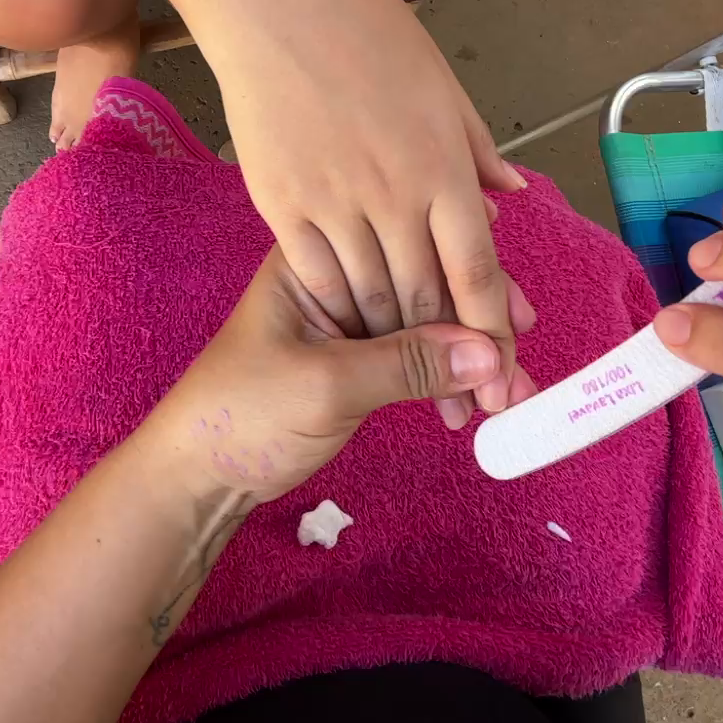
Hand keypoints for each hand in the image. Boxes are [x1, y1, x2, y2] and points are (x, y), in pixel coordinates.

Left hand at [144, 248, 535, 503]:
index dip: (466, 281)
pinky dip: (452, 375)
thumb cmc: (243, 413)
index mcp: (319, 257)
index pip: (406, 250)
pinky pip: (418, 355)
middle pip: (426, 284)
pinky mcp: (362, 356)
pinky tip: (483, 397)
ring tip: (515, 391)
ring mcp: (353, 319)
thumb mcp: (324, 385)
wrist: (201, 473)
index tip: (514, 319)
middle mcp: (342, 276)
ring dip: (473, 354)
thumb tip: (489, 354)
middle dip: (479, 321)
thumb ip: (404, 364)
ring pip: (429, 322)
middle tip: (522, 359)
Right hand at [212, 0, 535, 427]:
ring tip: (419, 401)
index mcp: (440, 163)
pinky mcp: (279, 205)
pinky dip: (342, 315)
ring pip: (372, 297)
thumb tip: (513, 200)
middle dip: (452, 365)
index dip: (493, 330)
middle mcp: (392, 193)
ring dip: (398, 353)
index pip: (474, 266)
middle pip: (426, 296)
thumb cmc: (367, 31)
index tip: (506, 379)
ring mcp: (331, 202)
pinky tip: (358, 342)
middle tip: (468, 415)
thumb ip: (476, 151)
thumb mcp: (441, 85)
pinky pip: (318, 276)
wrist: (272, 0)